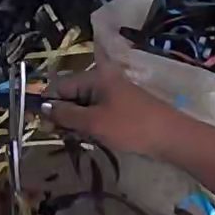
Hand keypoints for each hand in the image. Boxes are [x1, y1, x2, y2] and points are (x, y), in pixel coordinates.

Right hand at [42, 61, 191, 158]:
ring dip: (76, 121)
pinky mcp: (121, 106)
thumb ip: (66, 114)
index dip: (49, 104)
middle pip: (71, 94)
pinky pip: (96, 111)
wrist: (172, 137)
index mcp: (95, 76)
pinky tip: (89, 137)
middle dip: (62, 114)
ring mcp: (113, 92)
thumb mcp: (94, 122)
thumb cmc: (131, 127)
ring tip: (75, 138)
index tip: (42, 125)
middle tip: (59, 135)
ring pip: (83, 105)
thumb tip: (43, 108)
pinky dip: (89, 123)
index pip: (61, 86)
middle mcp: (103, 79)